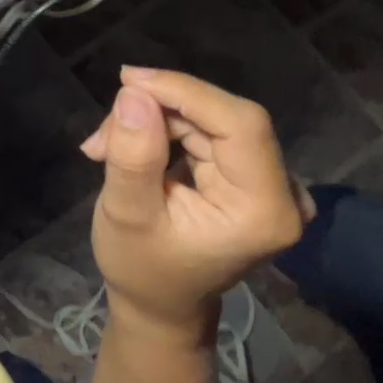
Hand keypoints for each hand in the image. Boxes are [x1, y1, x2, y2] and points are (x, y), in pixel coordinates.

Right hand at [81, 67, 309, 335]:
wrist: (159, 303)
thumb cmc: (141, 266)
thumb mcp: (125, 212)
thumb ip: (133, 155)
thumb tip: (133, 93)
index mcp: (264, 209)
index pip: (240, 123)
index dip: (186, 91)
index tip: (127, 80)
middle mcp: (283, 192)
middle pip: (222, 118)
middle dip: (156, 112)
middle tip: (100, 137)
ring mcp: (271, 184)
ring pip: (207, 119)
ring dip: (150, 122)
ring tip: (103, 149)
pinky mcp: (251, 177)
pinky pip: (207, 130)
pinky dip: (161, 130)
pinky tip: (127, 149)